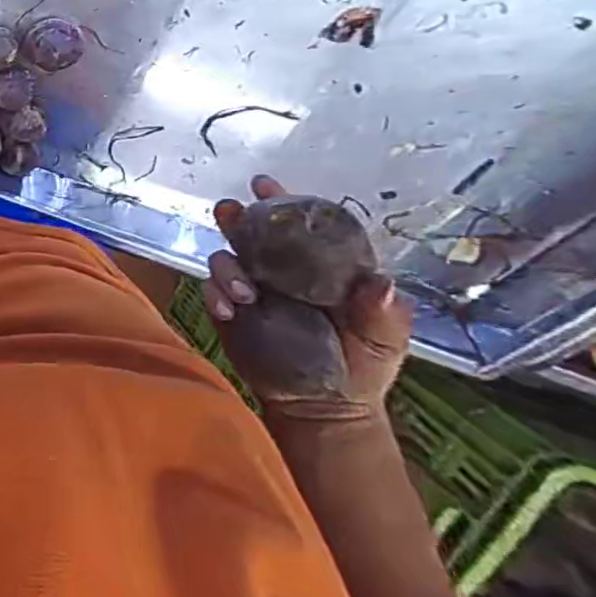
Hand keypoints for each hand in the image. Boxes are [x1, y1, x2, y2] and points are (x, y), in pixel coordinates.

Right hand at [205, 175, 410, 422]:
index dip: (285, 203)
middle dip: (237, 217)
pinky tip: (228, 310)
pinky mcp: (228, 310)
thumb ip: (382, 313)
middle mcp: (280, 269)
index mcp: (320, 266)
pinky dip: (216, 294)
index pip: (302, 226)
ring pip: (226, 257)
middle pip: (252, 231)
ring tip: (245, 292)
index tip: (266, 186)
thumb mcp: (383, 341)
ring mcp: (251, 287)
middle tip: (230, 211)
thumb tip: (380, 282)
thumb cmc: (360, 368)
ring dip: (227, 264)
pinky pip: (212, 290)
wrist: (322, 410)